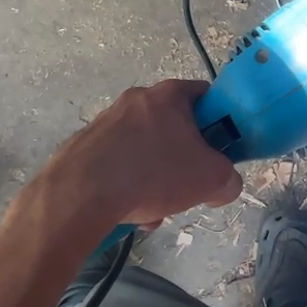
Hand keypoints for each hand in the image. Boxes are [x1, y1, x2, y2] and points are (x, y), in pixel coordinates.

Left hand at [42, 79, 240, 226]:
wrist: (77, 197)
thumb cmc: (153, 174)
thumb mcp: (211, 179)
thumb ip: (229, 179)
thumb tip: (225, 185)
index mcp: (170, 94)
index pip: (205, 96)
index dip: (218, 121)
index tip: (217, 149)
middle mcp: (136, 99)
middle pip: (172, 125)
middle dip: (182, 156)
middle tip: (186, 184)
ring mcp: (104, 121)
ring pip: (143, 148)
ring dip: (152, 176)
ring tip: (152, 210)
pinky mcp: (80, 147)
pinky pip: (115, 164)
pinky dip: (124, 185)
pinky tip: (125, 212)